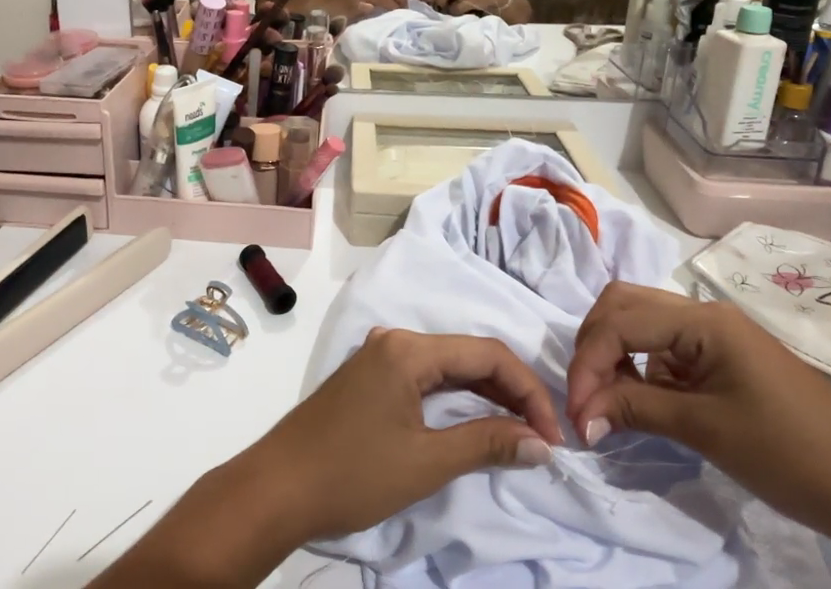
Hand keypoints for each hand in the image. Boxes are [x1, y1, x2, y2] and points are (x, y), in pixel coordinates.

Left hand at [239, 329, 561, 542]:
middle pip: (468, 355)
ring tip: (517, 432)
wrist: (277, 488)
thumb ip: (487, 443)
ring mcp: (376, 358)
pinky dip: (455, 398)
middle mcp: (393, 341)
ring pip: (446, 367)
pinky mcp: (367, 379)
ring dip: (484, 395)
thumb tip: (541, 443)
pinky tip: (473, 421)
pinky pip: (424, 378)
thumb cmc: (353, 473)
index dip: (528, 391)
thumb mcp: (427, 462)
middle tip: (541, 438)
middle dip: (510, 392)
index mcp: (408, 349)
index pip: (488, 353)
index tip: (553, 436)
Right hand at [565, 284, 830, 588]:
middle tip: (586, 400)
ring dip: (613, 356)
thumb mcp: (704, 429)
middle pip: (623, 306)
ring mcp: (717, 337)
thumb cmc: (790, 453)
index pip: (619, 322)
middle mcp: (706, 315)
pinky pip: (664, 350)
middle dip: (593, 348)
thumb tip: (581, 417)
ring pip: (641, 324)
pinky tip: (638, 403)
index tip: (577, 415)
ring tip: (607, 405)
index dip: (587, 364)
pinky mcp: (723, 361)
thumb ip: (635, 409)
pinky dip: (638, 370)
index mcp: (704, 320)